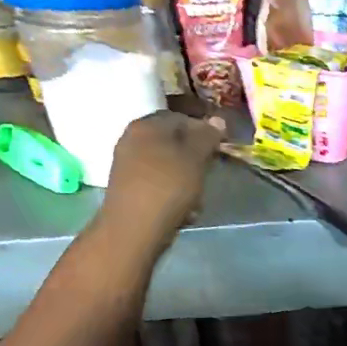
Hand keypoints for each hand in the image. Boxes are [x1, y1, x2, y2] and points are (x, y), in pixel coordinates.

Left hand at [95, 112, 226, 252]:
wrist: (134, 227)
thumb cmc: (168, 187)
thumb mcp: (195, 159)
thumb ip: (207, 137)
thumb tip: (217, 120)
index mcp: (147, 124)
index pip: (181, 117)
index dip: (204, 131)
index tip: (220, 148)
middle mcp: (132, 137)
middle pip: (172, 141)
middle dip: (194, 155)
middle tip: (210, 172)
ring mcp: (127, 162)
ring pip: (167, 162)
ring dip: (185, 175)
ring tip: (197, 194)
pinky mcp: (127, 186)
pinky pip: (157, 180)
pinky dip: (172, 189)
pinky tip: (181, 206)